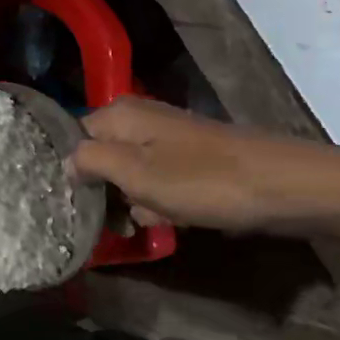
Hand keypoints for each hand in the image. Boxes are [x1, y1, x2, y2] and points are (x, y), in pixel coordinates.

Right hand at [73, 97, 339, 233]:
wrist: (280, 185)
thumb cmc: (203, 179)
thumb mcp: (137, 172)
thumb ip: (92, 161)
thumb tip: (63, 161)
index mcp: (121, 114)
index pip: (73, 136)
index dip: (65, 168)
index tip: (59, 202)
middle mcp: (139, 120)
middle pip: (100, 157)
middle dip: (100, 191)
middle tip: (100, 224)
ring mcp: (166, 141)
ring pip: (127, 176)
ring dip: (130, 203)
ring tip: (139, 225)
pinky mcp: (188, 163)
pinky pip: (156, 184)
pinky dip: (157, 204)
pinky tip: (168, 222)